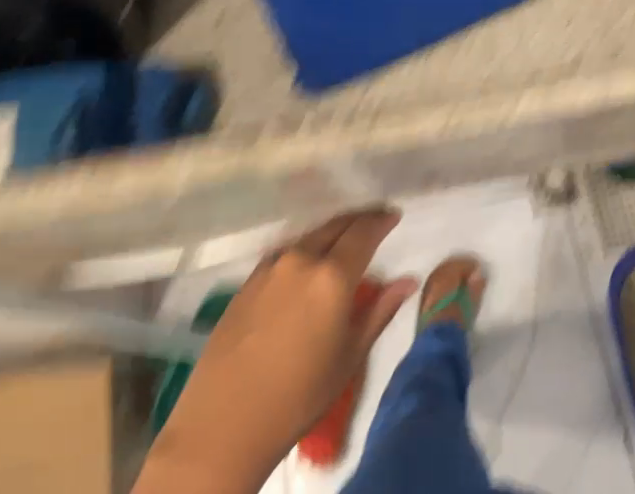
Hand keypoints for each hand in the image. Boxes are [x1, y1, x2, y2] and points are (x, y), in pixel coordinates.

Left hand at [138, 208, 417, 493]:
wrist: (227, 419)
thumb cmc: (300, 394)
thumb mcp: (350, 355)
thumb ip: (380, 310)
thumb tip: (407, 281)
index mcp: (332, 276)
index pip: (363, 233)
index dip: (381, 221)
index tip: (393, 216)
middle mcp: (300, 260)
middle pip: (334, 226)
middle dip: (358, 220)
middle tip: (374, 220)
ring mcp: (269, 268)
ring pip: (308, 237)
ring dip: (330, 232)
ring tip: (344, 239)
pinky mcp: (247, 281)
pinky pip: (285, 252)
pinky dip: (304, 248)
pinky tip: (307, 262)